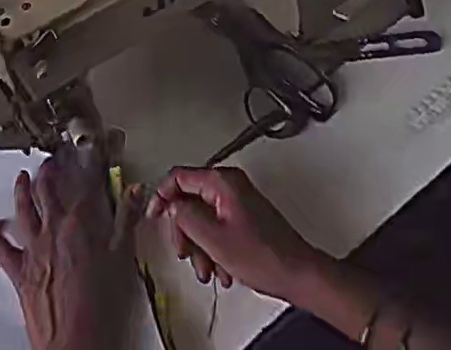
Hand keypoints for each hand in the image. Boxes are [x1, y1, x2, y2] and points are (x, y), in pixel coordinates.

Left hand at [0, 145, 143, 349]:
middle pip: (49, 189)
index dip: (89, 162)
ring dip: (23, 190)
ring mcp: (35, 249)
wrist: (77, 342)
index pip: (85, 181)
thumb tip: (135, 192)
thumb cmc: (101, 305)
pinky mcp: (20, 272)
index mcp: (81, 221)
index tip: (92, 149)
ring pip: (24, 210)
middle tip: (54, 159)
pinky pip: (3, 250)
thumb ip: (127, 219)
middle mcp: (54, 228)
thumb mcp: (123, 256)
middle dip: (51, 170)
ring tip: (23, 177)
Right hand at [146, 165, 332, 302]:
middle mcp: (230, 184)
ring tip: (209, 268)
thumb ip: (186, 216)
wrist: (296, 273)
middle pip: (190, 199)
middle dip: (185, 230)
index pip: (180, 176)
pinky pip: (217, 226)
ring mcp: (237, 200)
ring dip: (200, 245)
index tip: (155, 214)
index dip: (163, 195)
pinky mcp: (243, 216)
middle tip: (186, 252)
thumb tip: (173, 206)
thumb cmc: (264, 255)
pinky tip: (221, 268)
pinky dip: (214, 247)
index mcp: (222, 181)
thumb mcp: (213, 238)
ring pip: (202, 216)